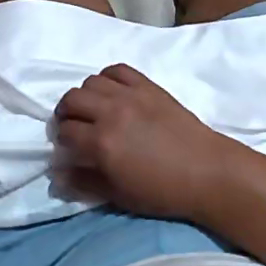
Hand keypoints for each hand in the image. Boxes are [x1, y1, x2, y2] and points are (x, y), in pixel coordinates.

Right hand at [53, 64, 237, 220]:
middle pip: (71, 99)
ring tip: (93, 110)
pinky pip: (118, 69)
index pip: (65, 131)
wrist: (206, 171)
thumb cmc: (162, 191)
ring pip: (91, 82)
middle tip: (74, 127)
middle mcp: (111, 112)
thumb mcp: (118, 195)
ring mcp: (131, 95)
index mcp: (101, 143)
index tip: (68, 149)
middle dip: (66, 114)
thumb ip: (84, 181)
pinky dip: (108, 78)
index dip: (62, 141)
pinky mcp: (148, 85)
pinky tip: (112, 93)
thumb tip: (58, 171)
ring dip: (86, 96)